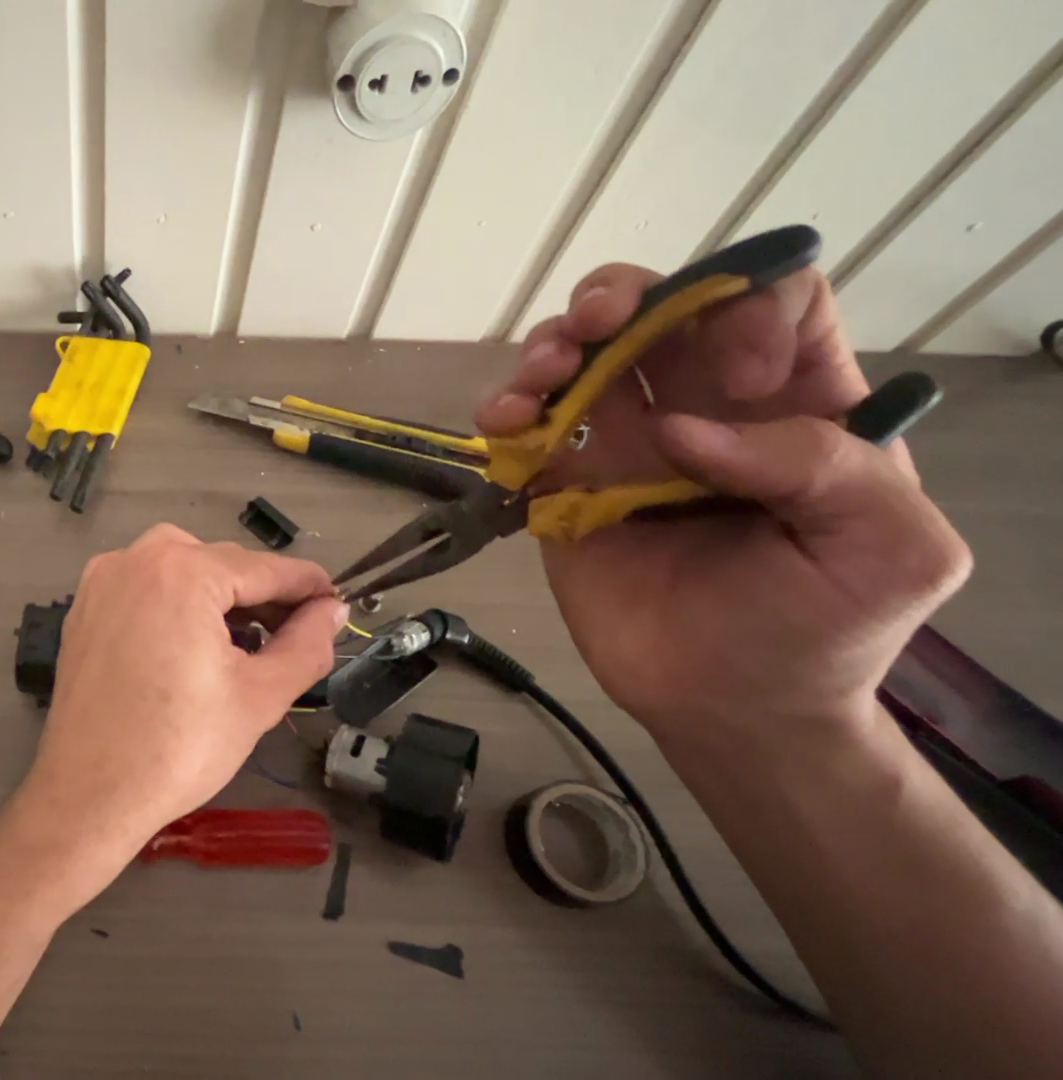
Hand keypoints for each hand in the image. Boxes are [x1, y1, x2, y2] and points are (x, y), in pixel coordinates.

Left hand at [6, 525, 346, 859]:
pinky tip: (193, 644)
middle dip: (261, 594)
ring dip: (218, 595)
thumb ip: (306, 644)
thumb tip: (331, 611)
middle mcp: (135, 559)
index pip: (263, 568)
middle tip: (295, 633)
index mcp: (181, 573)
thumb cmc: (179, 747)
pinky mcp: (83, 609)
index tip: (336, 601)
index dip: (307, 585)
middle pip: (219, 563)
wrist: (90, 792)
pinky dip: (175, 603)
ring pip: (179, 569)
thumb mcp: (259, 696)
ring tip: (246, 642)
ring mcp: (102, 582)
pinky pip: (144, 588)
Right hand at [477, 264, 970, 743]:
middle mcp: (701, 408)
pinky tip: (501, 425)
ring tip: (540, 381)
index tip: (735, 382)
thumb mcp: (890, 552)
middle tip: (595, 326)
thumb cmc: (822, 629)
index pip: (772, 301)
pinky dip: (503, 413)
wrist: (726, 704)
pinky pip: (524, 430)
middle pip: (654, 310)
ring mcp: (622, 446)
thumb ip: (826, 470)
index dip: (747, 308)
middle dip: (617, 296)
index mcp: (794, 403)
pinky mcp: (562, 487)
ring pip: (576, 358)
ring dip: (548, 348)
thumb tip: (680, 434)